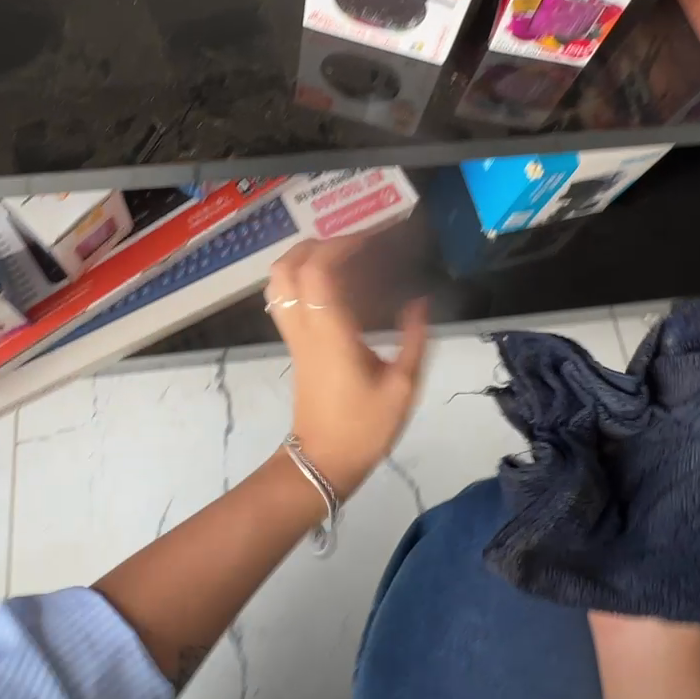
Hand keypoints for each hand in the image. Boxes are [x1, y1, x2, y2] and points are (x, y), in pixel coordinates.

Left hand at [265, 233, 429, 500]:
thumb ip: (413, 338)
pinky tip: (332, 282)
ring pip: (278, 280)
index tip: (371, 237)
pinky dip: (301, 276)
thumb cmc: (364, 427)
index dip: (341, 244)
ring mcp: (293, 334)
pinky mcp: (294, 343)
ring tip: (340, 254)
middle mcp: (304, 325)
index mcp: (330, 331)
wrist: (323, 462)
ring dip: (303, 256)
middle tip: (355, 242)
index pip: (319, 270)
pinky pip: (285, 296)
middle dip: (318, 242)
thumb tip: (421, 301)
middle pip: (288, 266)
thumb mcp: (402, 386)